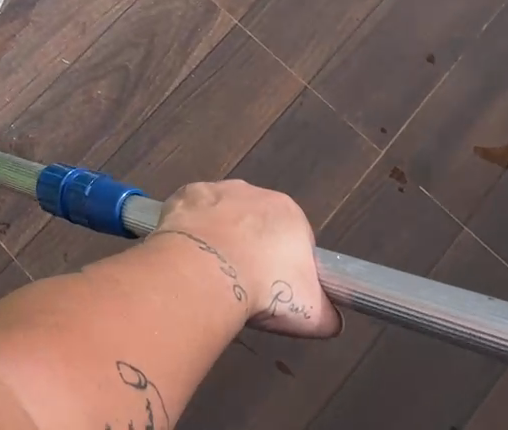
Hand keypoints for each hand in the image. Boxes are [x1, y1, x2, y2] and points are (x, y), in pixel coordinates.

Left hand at [147, 180, 340, 338]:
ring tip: (213, 269)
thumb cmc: (267, 289)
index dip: (285, 262)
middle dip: (250, 245)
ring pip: (219, 215)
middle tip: (243, 278)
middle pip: (253, 221)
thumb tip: (328, 317)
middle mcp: (248, 190)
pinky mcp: (179, 196)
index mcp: (287, 210)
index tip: (276, 284)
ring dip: (218, 235)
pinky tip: (190, 254)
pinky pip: (188, 214)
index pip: (293, 235)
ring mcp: (210, 190)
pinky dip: (189, 231)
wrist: (206, 273)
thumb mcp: (318, 315)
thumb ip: (328, 312)